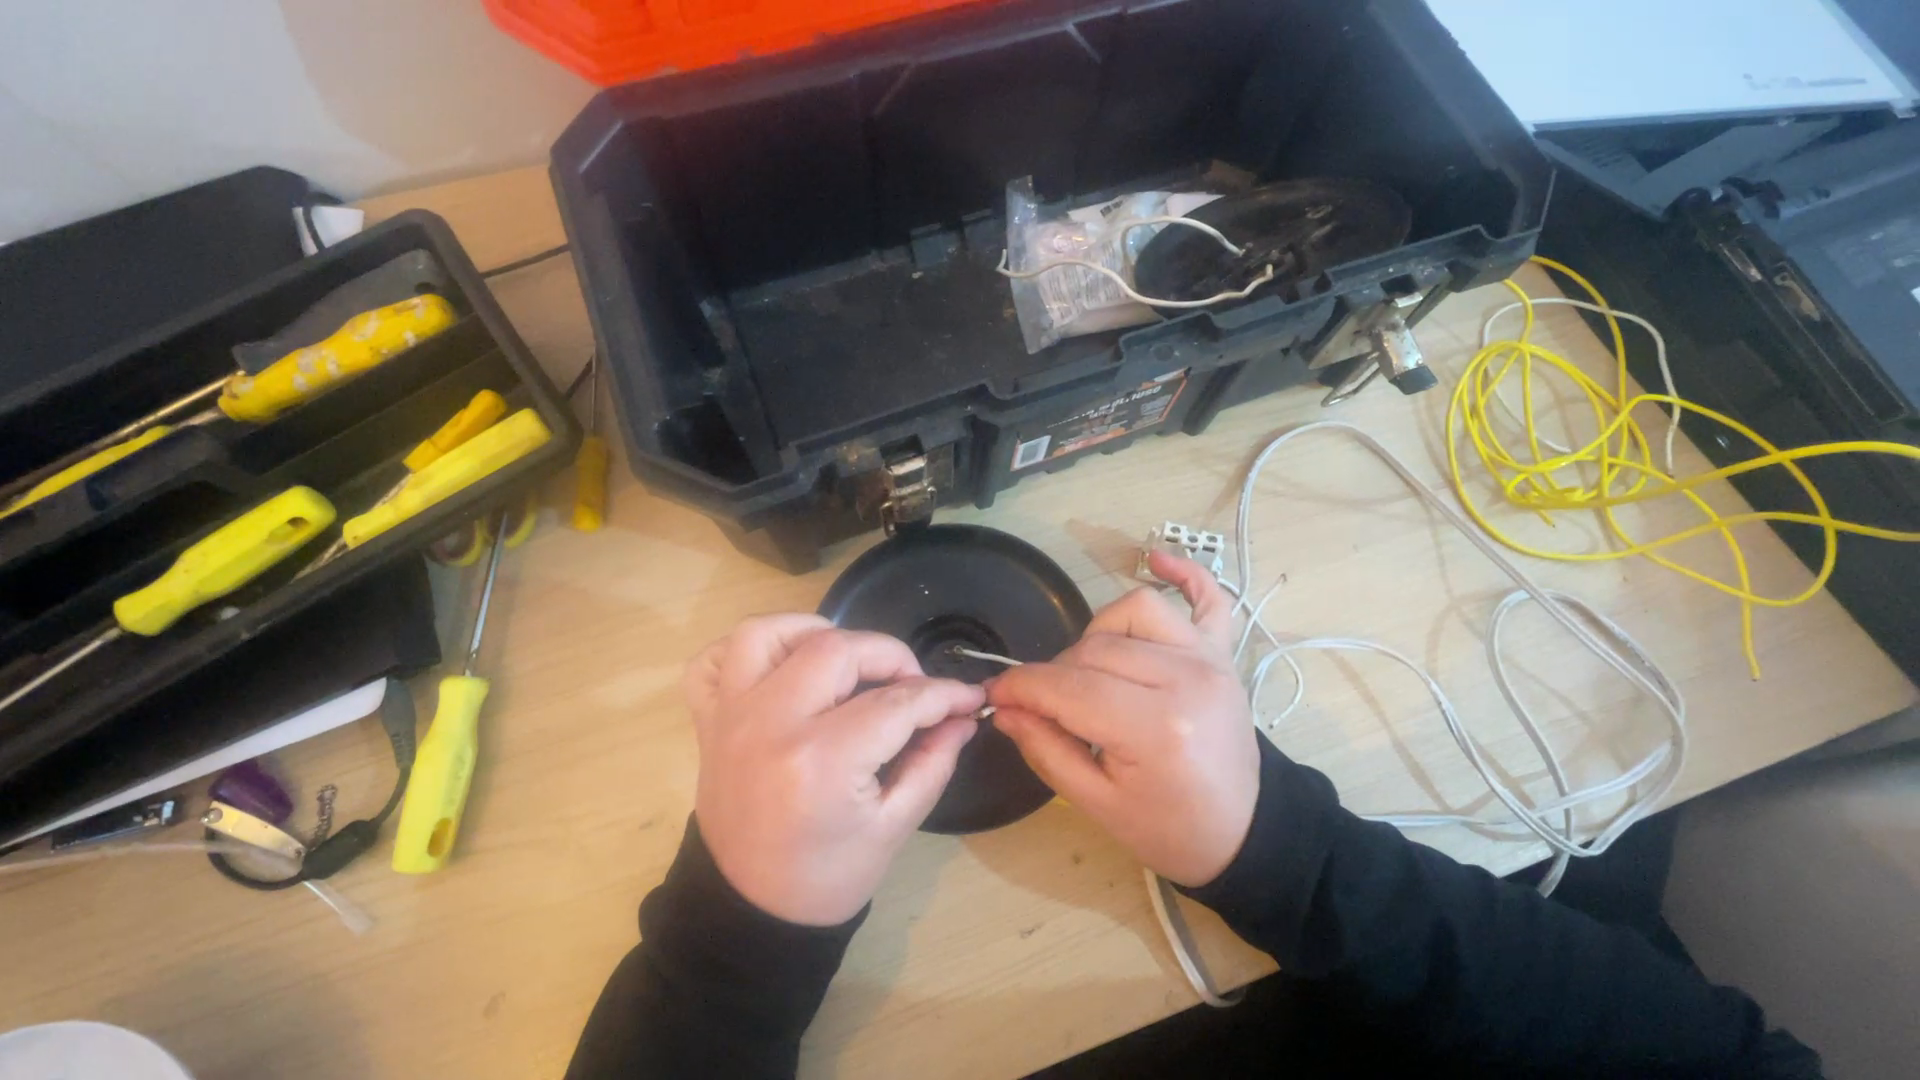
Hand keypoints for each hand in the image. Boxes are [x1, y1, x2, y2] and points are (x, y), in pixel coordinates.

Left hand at [684, 614, 982, 925]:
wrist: (750, 911)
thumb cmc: (828, 876)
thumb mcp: (894, 826)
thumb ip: (933, 762)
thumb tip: (962, 715)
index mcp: (822, 762)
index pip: (896, 703)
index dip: (942, 695)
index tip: (966, 697)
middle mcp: (771, 725)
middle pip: (836, 650)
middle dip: (889, 655)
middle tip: (911, 684)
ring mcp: (731, 718)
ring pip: (766, 634)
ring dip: (814, 632)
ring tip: (844, 660)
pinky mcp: (708, 721)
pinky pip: (712, 660)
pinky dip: (746, 648)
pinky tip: (782, 664)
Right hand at [987, 551, 1259, 886]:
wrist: (1245, 833)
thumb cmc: (1171, 830)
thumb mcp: (1098, 805)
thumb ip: (1047, 750)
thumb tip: (1005, 708)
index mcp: (1155, 728)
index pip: (1068, 687)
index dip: (1022, 688)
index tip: (994, 697)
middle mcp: (1185, 679)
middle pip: (1094, 648)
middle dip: (1053, 673)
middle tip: (1042, 706)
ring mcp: (1209, 660)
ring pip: (1133, 612)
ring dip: (1098, 633)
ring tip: (1090, 671)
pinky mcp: (1223, 653)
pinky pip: (1207, 598)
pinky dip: (1184, 574)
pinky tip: (1155, 558)